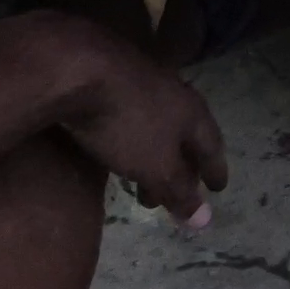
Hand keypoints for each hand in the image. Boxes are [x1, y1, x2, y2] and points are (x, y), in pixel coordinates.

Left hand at [15, 12, 228, 225]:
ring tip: (140, 181)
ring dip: (153, 155)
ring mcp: (138, 78)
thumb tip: (206, 220)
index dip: (214, 170)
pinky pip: (129, 114)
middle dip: (180, 169)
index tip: (217, 189)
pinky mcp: (106, 73)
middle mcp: (171, 90)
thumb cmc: (126, 124)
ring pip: (155, 124)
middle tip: (172, 197)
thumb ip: (180, 192)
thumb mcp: (157, 167)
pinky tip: (116, 146)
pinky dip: (131, 137)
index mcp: (191, 111)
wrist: (73, 68)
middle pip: (183, 135)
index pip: (212, 145)